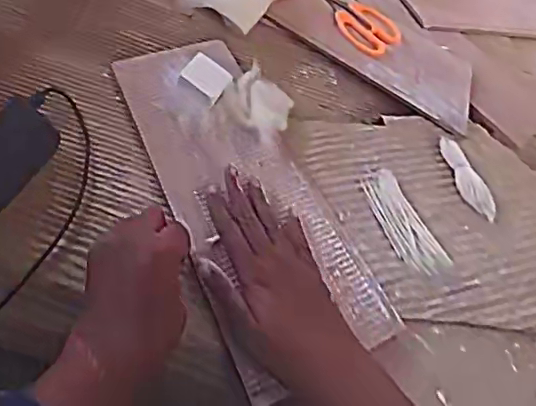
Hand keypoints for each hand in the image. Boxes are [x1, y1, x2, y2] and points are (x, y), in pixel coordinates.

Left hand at [32, 207, 189, 405]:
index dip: (180, 244)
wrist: (108, 348)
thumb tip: (170, 267)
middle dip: (159, 229)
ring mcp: (112, 239)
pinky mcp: (95, 248)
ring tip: (140, 263)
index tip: (179, 256)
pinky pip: (114, 237)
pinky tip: (122, 270)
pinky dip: (120, 246)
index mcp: (162, 249)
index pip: (178, 228)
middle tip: (161, 253)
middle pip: (153, 214)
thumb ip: (175, 274)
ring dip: (138, 236)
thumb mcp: (178, 306)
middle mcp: (136, 236)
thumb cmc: (149, 335)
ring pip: (131, 223)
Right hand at [198, 172, 407, 405]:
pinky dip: (293, 226)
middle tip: (230, 172)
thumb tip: (201, 260)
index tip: (211, 191)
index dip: (220, 211)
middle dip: (238, 195)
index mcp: (254, 273)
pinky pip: (300, 241)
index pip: (232, 234)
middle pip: (252, 221)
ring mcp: (295, 265)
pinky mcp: (312, 274)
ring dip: (260, 202)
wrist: (334, 365)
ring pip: (273, 225)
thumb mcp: (246, 328)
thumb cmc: (285, 351)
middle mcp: (274, 261)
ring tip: (251, 182)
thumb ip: (224, 292)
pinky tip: (290, 215)